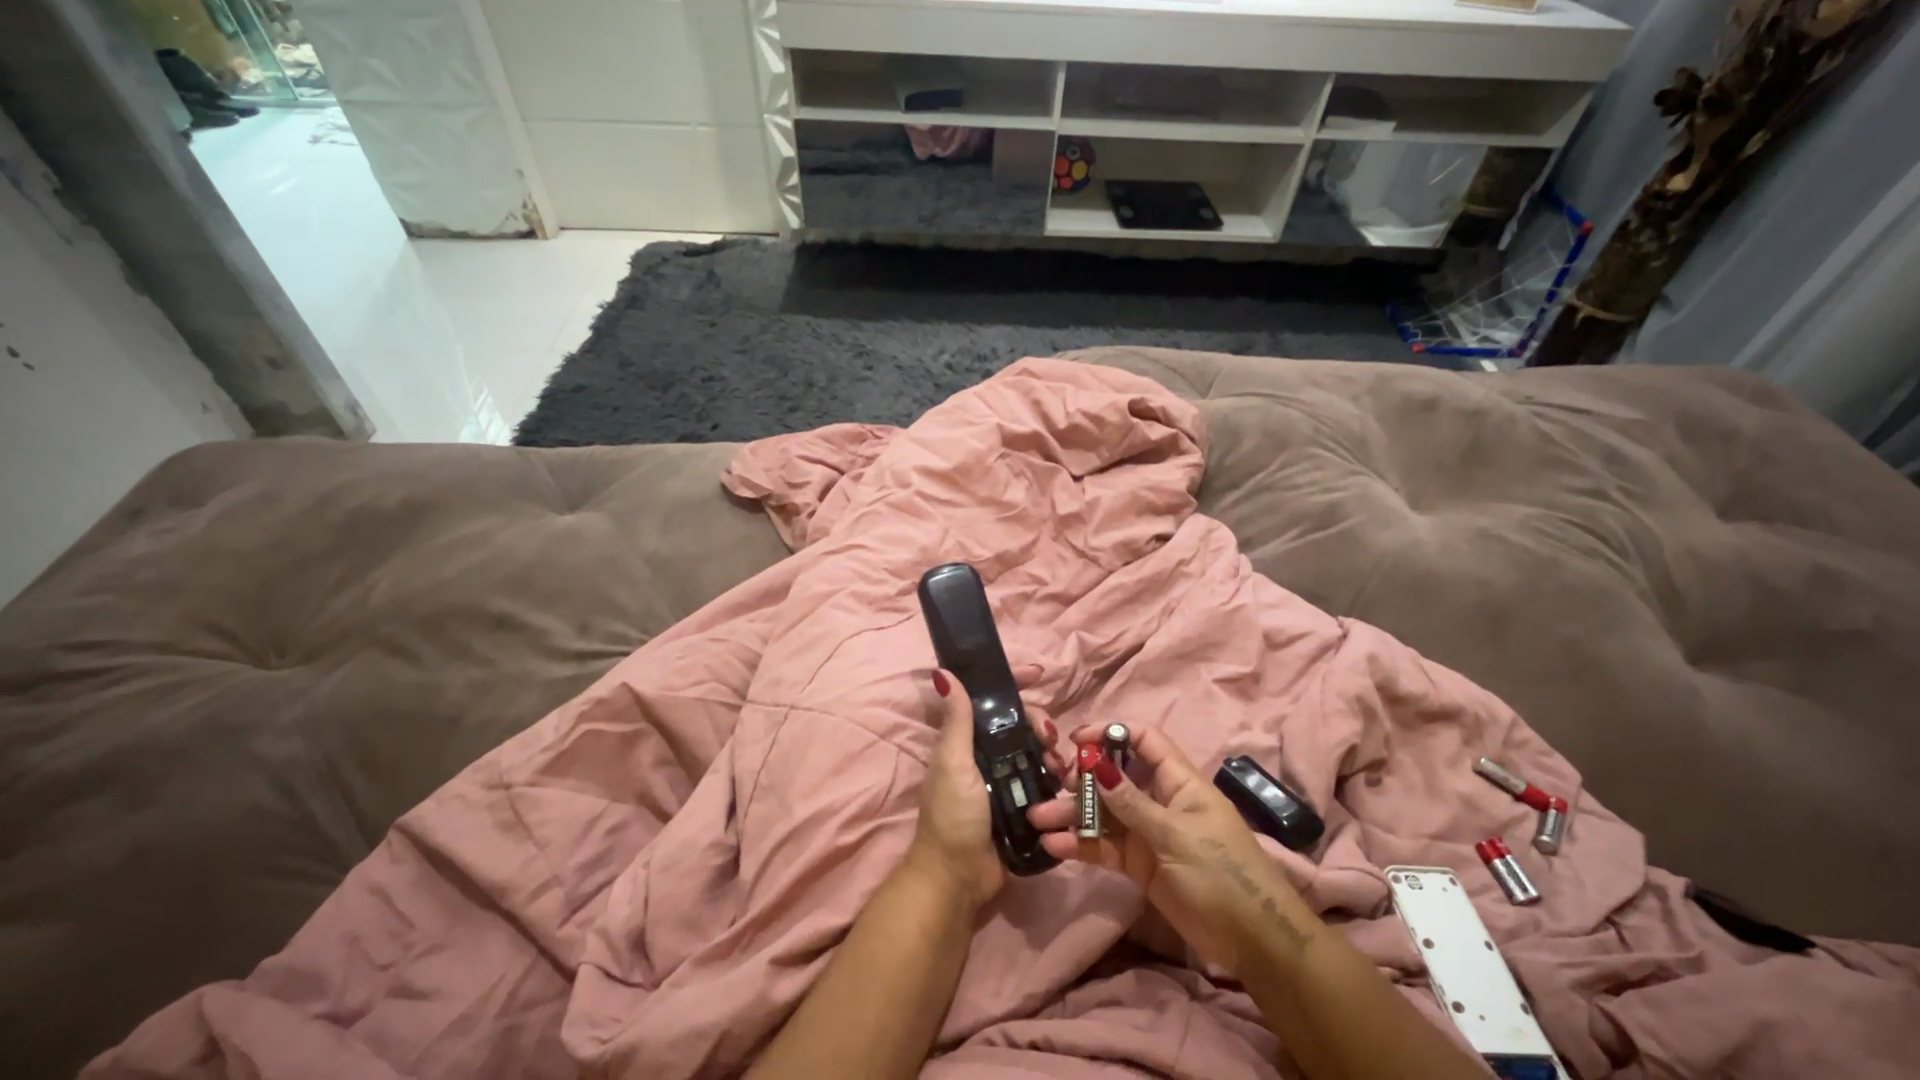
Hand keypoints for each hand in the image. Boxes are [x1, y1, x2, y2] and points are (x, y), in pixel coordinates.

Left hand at [903, 669, 1059, 911]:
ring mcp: (1004, 782)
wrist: (959, 877)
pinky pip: (1044, 782)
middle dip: (1039, 723)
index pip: (989, 702)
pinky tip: (1065, 781)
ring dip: (1051, 752)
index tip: (1039, 674)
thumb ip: (957, 720)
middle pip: (1020, 725)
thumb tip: (943, 671)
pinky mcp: (1022, 806)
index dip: (1012, 684)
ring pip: (1036, 752)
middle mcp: (985, 757)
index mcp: (965, 743)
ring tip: (1059, 766)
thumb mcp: (954, 763)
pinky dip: (1056, 777)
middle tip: (1050, 738)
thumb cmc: (953, 816)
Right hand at [1026, 724, 1305, 977]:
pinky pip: (1104, 846)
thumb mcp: (1176, 835)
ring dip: (1071, 814)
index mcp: (1179, 782)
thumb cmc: (1223, 873)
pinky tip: (1052, 846)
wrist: (1252, 939)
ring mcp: (1148, 833)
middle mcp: (1160, 801)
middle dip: (1080, 778)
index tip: (1076, 741)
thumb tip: (1096, 764)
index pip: (1144, 741)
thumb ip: (1132, 803)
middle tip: (1048, 785)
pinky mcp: (1139, 865)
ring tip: (1036, 819)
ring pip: (1103, 813)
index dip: (1111, 733)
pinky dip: (1079, 845)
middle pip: (1115, 777)